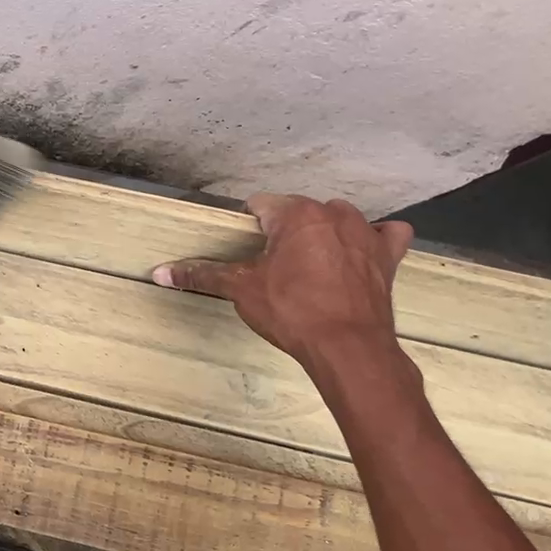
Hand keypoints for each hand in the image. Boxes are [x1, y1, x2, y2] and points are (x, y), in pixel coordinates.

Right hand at [152, 194, 414, 369]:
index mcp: (297, 215)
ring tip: (305, 263)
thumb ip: (201, 275)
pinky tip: (356, 254)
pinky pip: (384, 234)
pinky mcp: (389, 255)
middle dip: (282, 230)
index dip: (246, 226)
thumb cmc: (290, 310)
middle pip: (297, 211)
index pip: (260, 204)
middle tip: (268, 263)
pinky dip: (371, 240)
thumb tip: (161, 272)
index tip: (241, 249)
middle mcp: (335, 214)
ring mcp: (367, 233)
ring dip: (321, 233)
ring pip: (337, 219)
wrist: (347, 345)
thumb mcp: (239, 289)